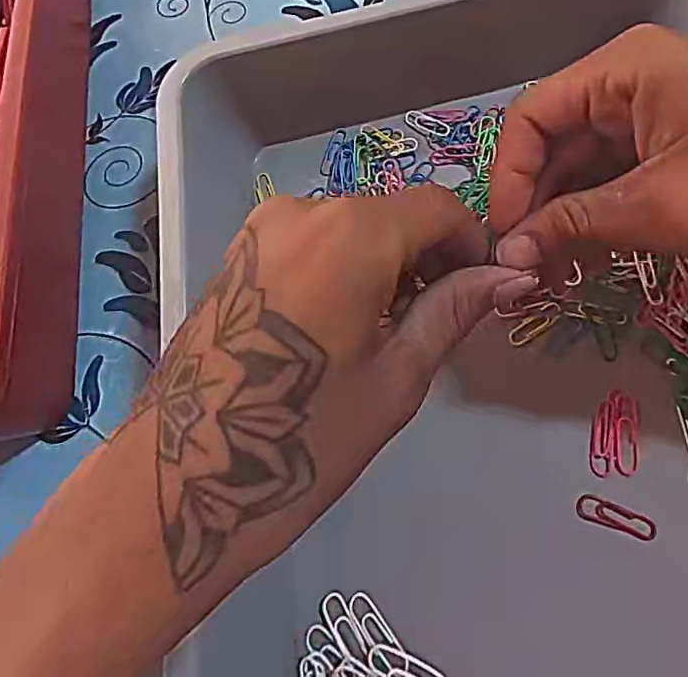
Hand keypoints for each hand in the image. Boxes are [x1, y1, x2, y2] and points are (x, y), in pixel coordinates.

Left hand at [143, 186, 535, 593]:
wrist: (176, 482)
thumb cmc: (302, 437)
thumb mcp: (396, 377)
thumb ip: (452, 310)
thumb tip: (511, 275)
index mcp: (353, 231)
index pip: (438, 206)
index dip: (471, 242)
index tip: (483, 288)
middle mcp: (306, 209)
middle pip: (393, 214)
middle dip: (428, 257)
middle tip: (437, 321)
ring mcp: (264, 227)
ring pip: (353, 226)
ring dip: (386, 263)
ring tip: (385, 332)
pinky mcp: (239, 251)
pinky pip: (314, 239)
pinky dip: (344, 265)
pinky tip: (339, 324)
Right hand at [487, 24, 687, 272]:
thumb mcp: (665, 210)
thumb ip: (573, 226)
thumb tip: (507, 256)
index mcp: (624, 66)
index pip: (531, 117)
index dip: (509, 181)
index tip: (505, 242)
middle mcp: (633, 75)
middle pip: (557, 140)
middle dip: (538, 205)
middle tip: (525, 271)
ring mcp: (659, 105)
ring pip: (587, 161)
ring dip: (567, 215)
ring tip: (552, 274)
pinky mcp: (681, 136)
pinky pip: (621, 171)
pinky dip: (602, 213)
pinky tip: (589, 255)